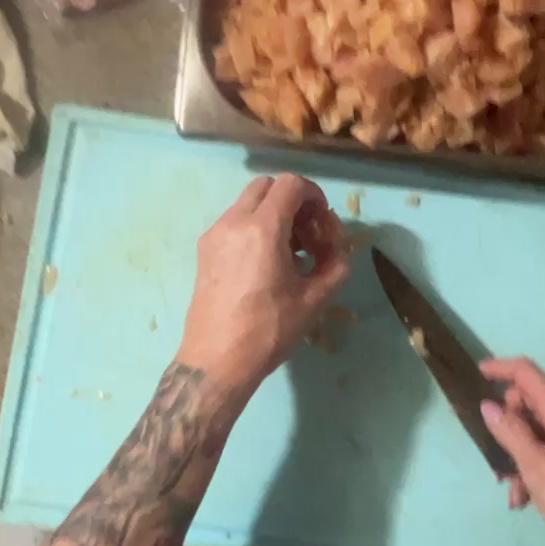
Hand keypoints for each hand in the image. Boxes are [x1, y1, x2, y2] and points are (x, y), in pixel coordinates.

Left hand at [176, 175, 350, 388]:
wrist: (216, 361)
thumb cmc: (268, 331)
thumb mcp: (314, 301)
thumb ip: (335, 267)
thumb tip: (340, 252)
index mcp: (262, 229)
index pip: (291, 184)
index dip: (314, 195)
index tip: (323, 222)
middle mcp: (233, 222)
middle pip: (267, 187)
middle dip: (292, 202)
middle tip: (308, 235)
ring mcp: (214, 235)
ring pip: (248, 204)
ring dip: (273, 215)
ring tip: (290, 254)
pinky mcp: (204, 251)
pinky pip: (234, 223)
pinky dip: (255, 229)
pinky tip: (266, 265)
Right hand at [480, 357, 544, 545]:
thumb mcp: (537, 469)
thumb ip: (511, 433)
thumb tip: (489, 404)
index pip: (527, 373)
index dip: (499, 368)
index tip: (475, 374)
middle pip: (531, 402)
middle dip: (508, 425)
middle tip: (496, 457)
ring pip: (539, 430)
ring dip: (519, 453)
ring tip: (514, 492)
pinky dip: (536, 465)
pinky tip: (528, 498)